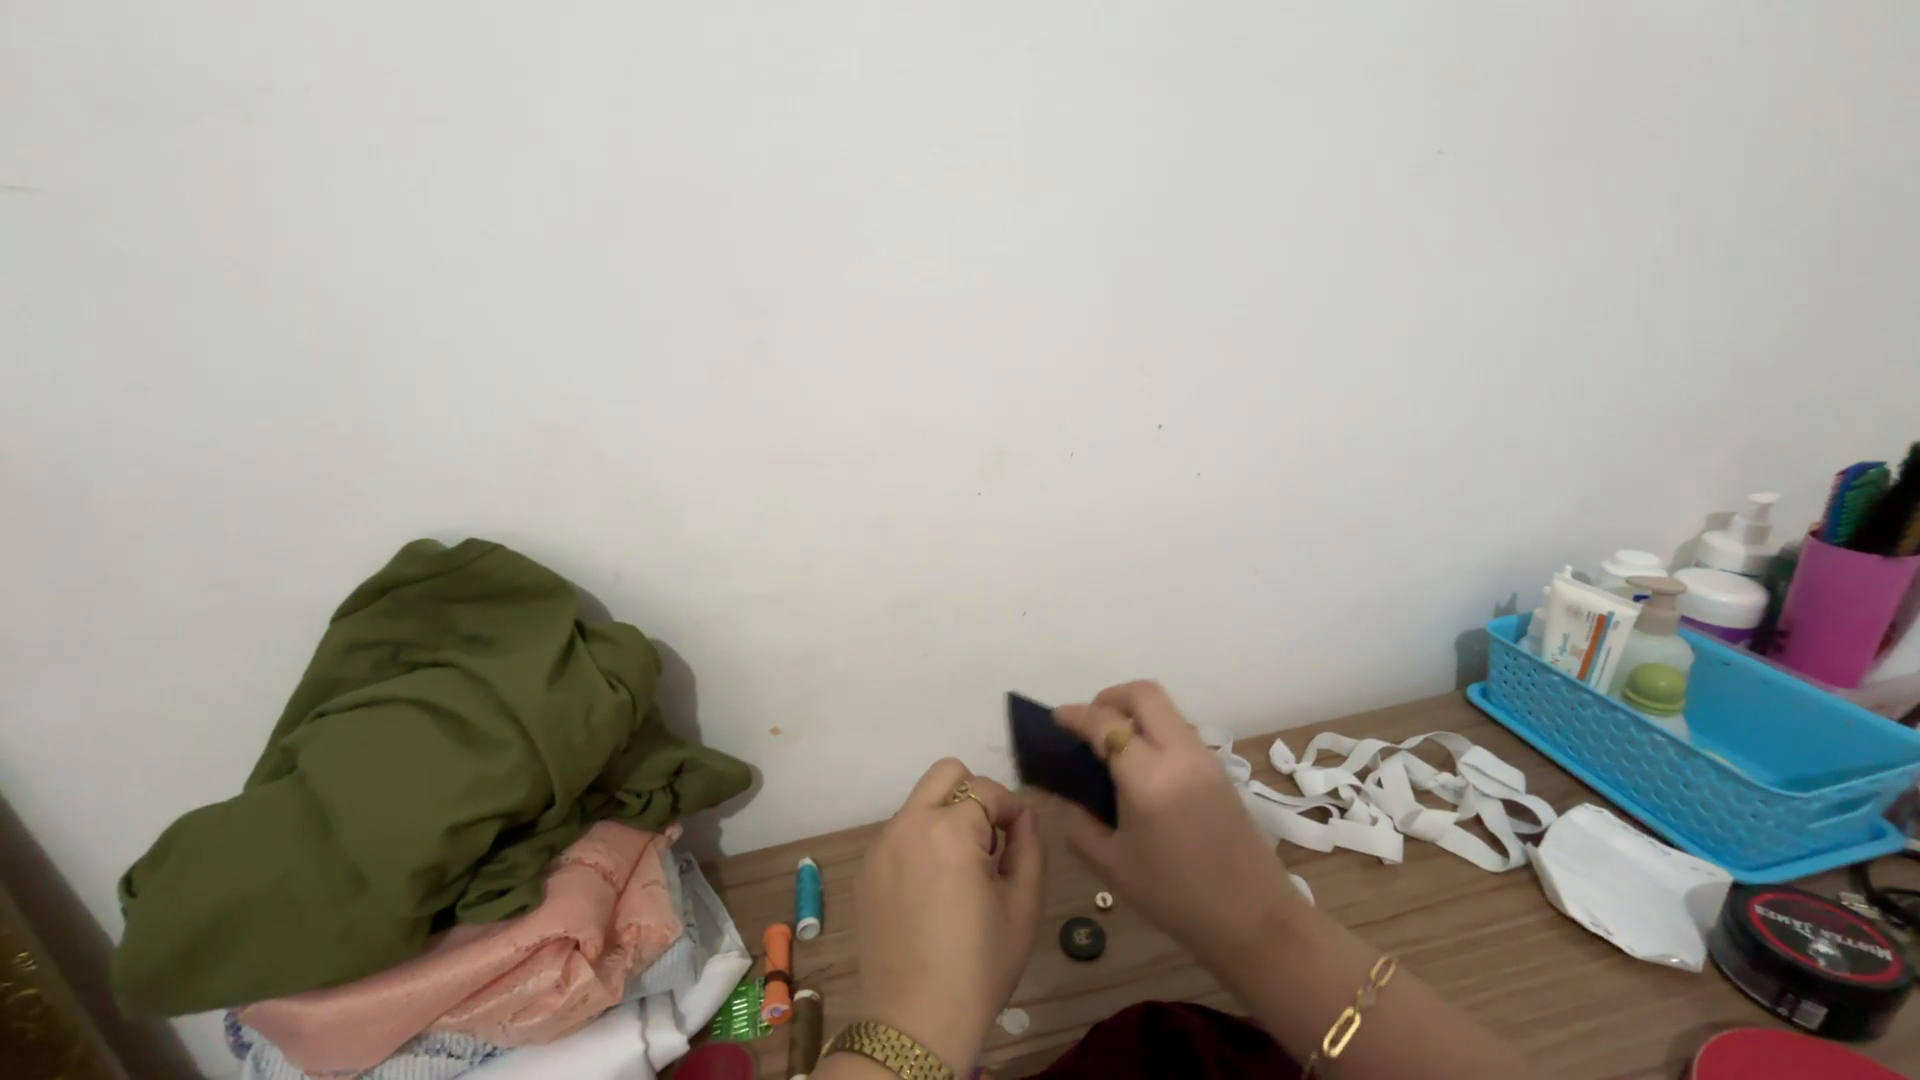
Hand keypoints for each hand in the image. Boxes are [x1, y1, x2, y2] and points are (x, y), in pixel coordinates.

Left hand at [852, 759, 1042, 1072]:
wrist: (915, 1019)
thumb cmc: (980, 965)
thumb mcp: (1023, 905)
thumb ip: (1028, 846)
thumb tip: (1022, 818)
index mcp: (950, 830)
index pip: (987, 788)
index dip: (1011, 810)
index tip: (1018, 839)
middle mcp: (908, 825)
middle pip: (946, 773)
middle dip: (974, 795)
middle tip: (987, 840)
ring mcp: (880, 846)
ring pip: (920, 802)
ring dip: (945, 818)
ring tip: (960, 870)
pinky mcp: (865, 869)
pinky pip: (899, 833)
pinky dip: (920, 843)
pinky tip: (931, 889)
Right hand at [1053, 681, 1303, 961]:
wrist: (1255, 919)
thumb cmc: (1176, 897)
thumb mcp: (1113, 866)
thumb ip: (1079, 825)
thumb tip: (1064, 798)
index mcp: (1149, 777)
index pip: (1106, 723)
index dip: (1076, 715)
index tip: (1056, 719)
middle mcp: (1180, 754)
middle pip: (1144, 694)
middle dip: (1109, 698)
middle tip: (1088, 725)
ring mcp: (1205, 758)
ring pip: (1166, 710)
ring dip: (1134, 714)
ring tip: (1111, 748)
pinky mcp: (1220, 770)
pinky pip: (1179, 731)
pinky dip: (1154, 732)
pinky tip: (1140, 768)